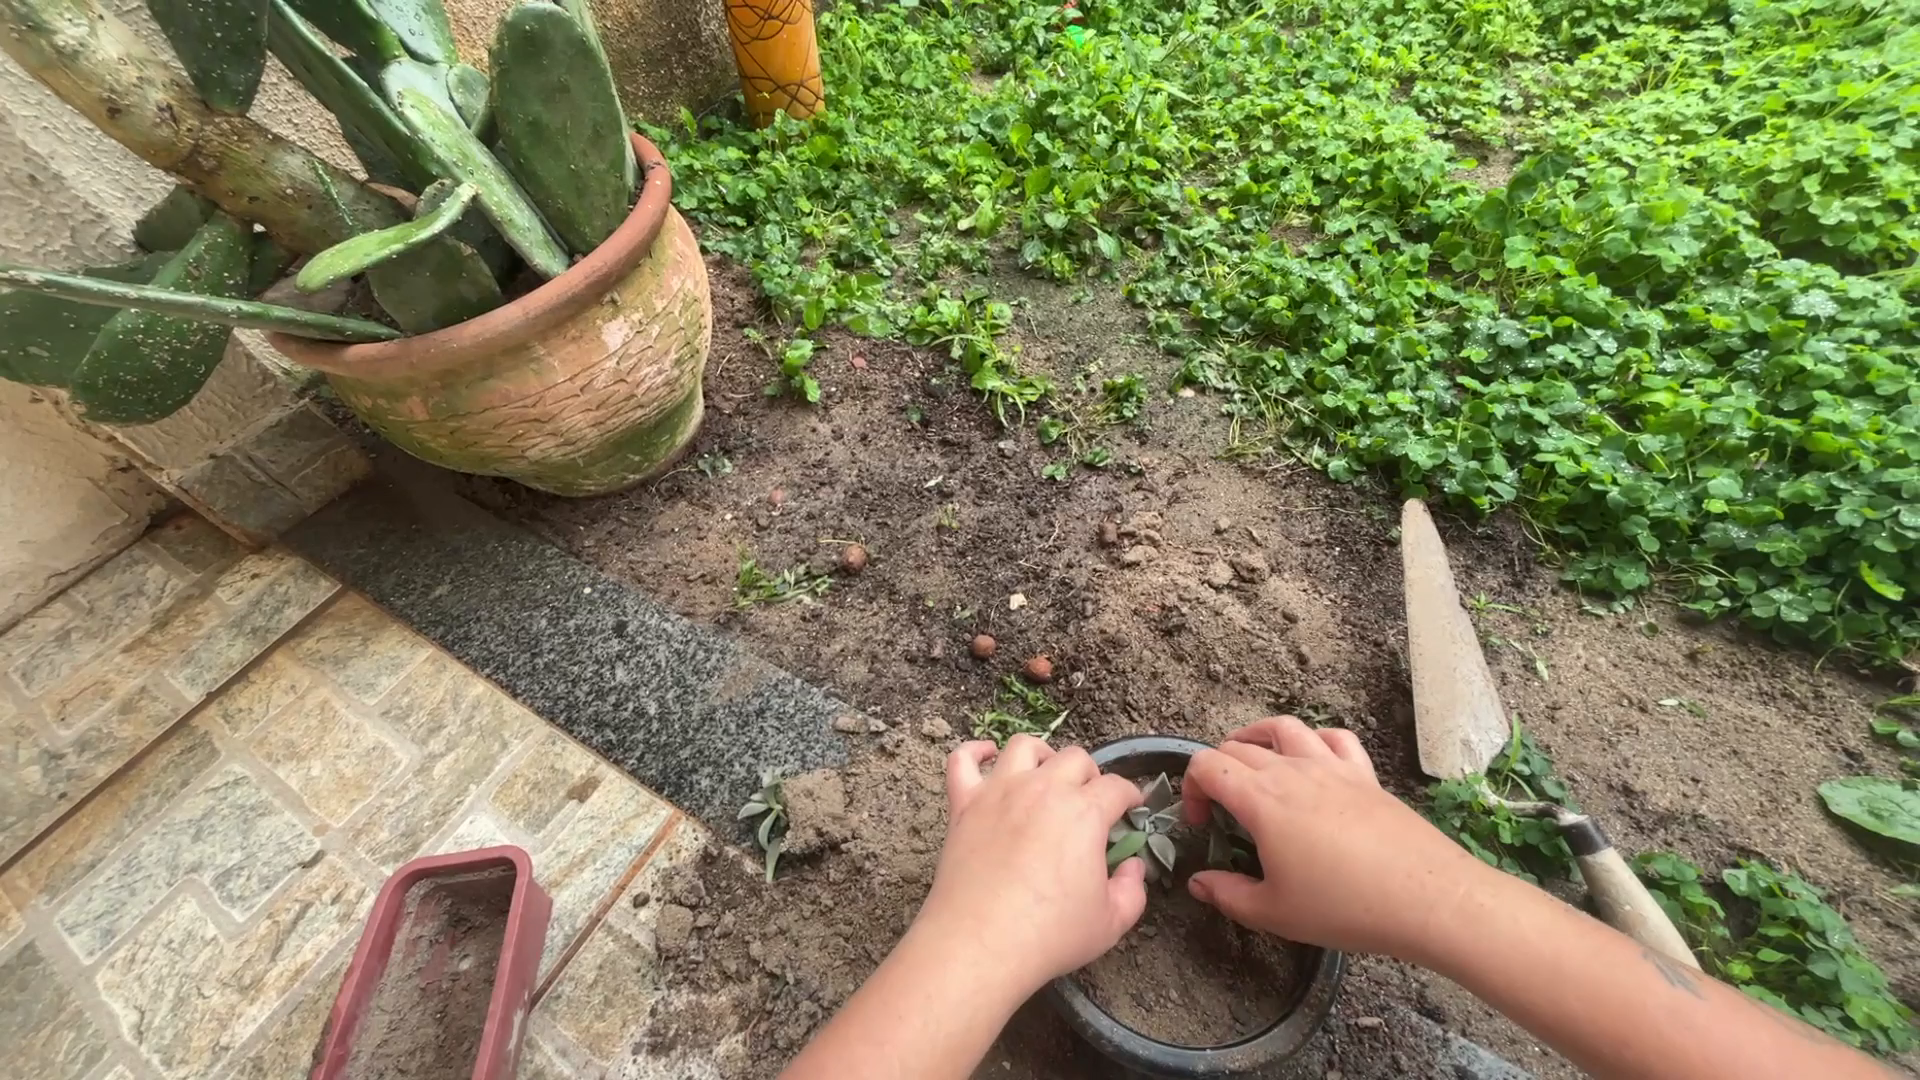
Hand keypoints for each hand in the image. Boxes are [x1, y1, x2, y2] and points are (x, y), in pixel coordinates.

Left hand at [913, 735, 1148, 996]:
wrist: (980, 942)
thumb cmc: (1048, 934)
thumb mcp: (1110, 923)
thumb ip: (1132, 890)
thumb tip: (1133, 866)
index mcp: (1083, 812)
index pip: (1116, 787)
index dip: (1129, 795)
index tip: (1131, 807)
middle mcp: (1042, 788)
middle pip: (1074, 757)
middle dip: (1090, 774)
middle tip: (1089, 800)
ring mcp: (999, 790)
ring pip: (1023, 746)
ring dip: (1041, 755)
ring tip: (1045, 774)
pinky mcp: (964, 801)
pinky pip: (963, 759)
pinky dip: (975, 751)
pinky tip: (987, 756)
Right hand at [1180, 716, 1494, 961]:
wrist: (1430, 900)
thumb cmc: (1347, 906)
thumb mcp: (1275, 913)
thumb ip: (1228, 895)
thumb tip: (1198, 883)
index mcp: (1260, 799)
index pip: (1206, 765)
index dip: (1190, 787)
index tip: (1199, 821)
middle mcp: (1290, 770)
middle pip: (1236, 746)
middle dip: (1216, 770)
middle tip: (1221, 806)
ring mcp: (1330, 766)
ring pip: (1282, 727)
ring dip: (1255, 736)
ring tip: (1249, 756)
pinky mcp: (1364, 774)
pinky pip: (1334, 738)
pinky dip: (1314, 739)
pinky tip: (1310, 757)